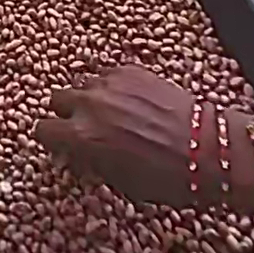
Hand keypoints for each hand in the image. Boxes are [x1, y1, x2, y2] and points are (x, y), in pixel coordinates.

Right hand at [35, 65, 202, 205]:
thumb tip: (78, 155)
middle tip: (86, 126)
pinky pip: (109, 74)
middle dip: (67, 113)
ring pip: (84, 84)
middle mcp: (89, 104)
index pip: (43, 129)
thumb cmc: (168, 177)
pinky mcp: (131, 70)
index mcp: (81, 135)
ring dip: (91, 98)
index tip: (60, 143)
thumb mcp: (122, 182)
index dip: (51, 138)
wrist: (210, 149)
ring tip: (113, 113)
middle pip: (58, 99)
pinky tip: (132, 101)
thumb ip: (91, 162)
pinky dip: (114, 86)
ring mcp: (110, 82)